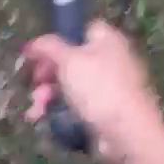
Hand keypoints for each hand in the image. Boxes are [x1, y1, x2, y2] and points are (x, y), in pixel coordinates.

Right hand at [20, 22, 163, 161]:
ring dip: (48, 93)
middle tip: (35, 81)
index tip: (39, 52)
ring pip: (71, 83)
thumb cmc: (99, 88)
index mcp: (107, 40)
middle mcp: (111, 59)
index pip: (79, 29)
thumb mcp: (68, 59)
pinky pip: (78, 103)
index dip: (57, 38)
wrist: (130, 135)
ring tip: (36, 106)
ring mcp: (110, 87)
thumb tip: (34, 44)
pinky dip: (60, 108)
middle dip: (47, 72)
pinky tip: (43, 116)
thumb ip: (47, 46)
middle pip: (70, 58)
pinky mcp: (108, 110)